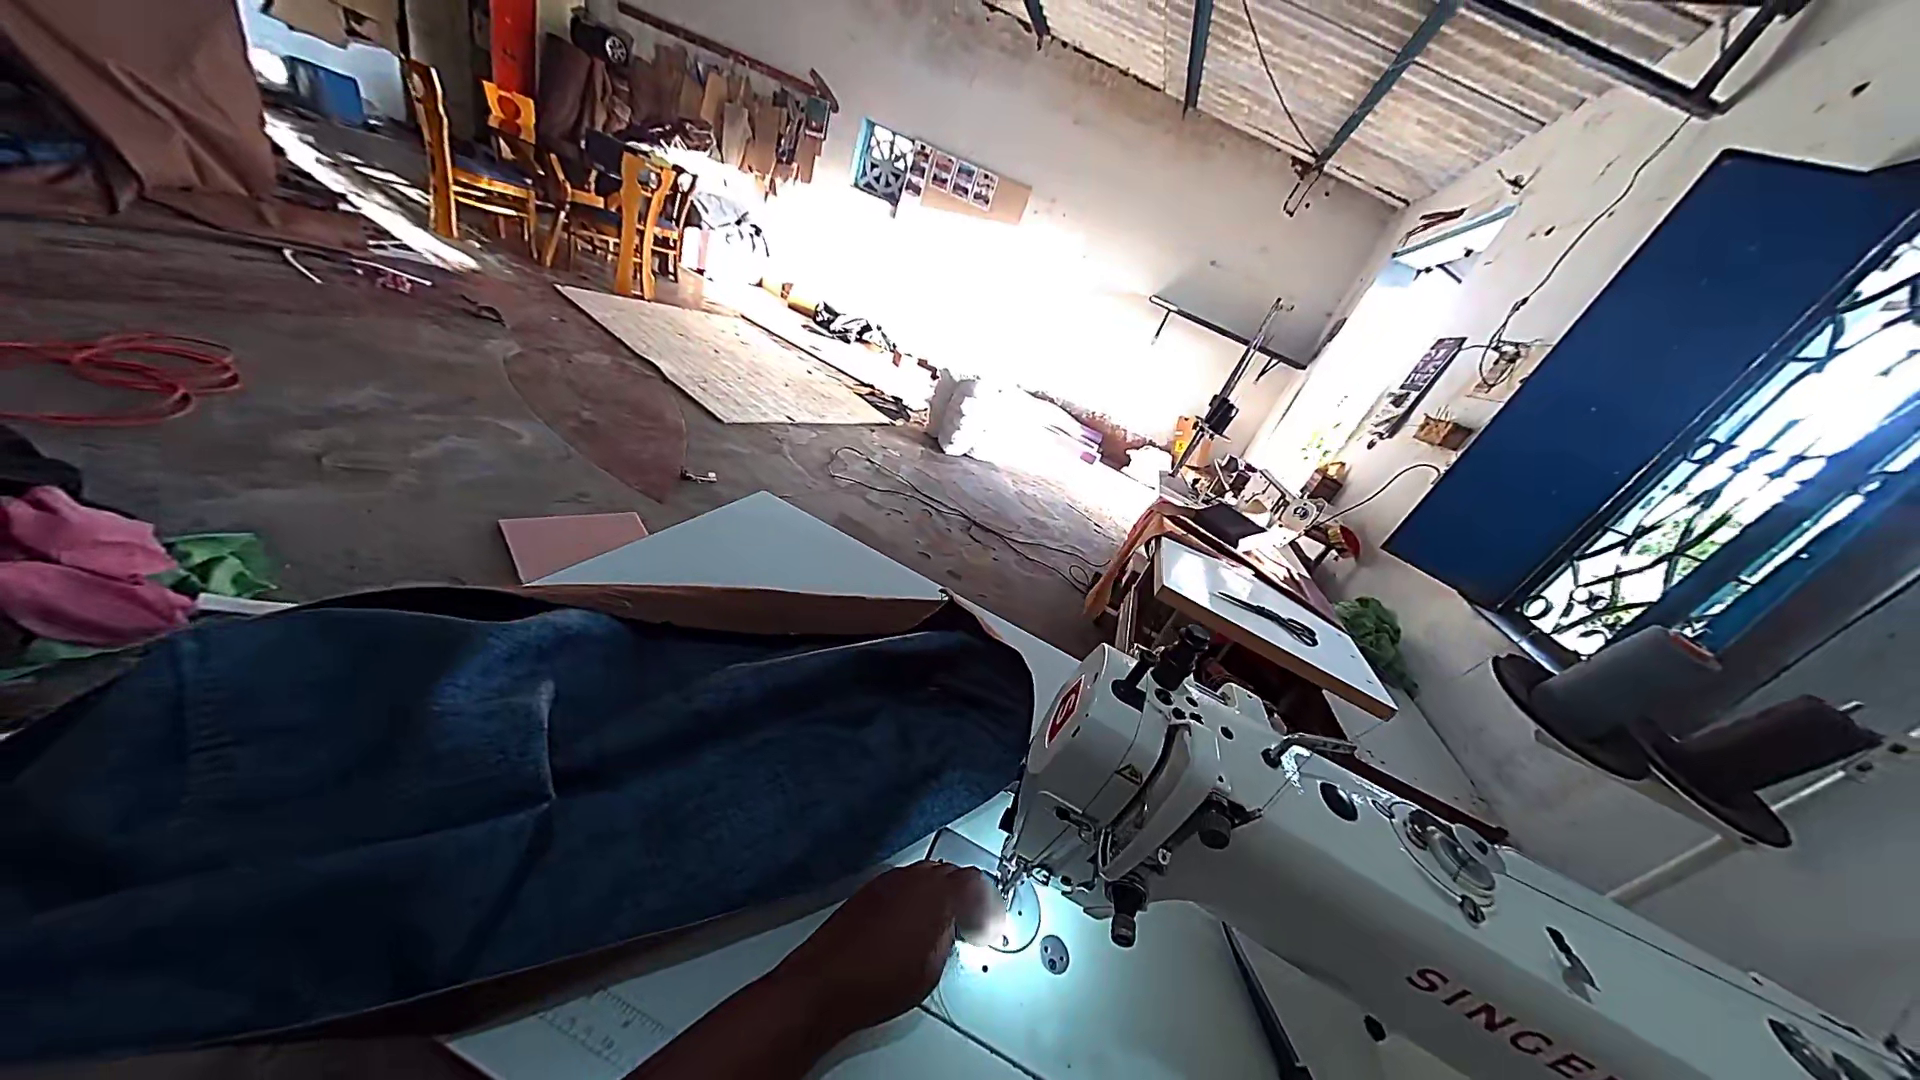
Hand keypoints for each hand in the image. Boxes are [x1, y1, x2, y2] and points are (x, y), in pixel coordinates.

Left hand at [769, 861, 1000, 1037]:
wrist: (826, 983)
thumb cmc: (876, 980)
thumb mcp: (933, 967)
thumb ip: (951, 936)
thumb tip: (953, 930)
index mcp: (938, 893)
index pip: (977, 883)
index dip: (989, 903)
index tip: (992, 919)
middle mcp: (915, 877)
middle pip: (954, 873)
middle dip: (968, 894)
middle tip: (975, 920)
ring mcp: (891, 879)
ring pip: (929, 874)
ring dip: (942, 892)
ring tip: (945, 922)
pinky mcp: (871, 888)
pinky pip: (906, 881)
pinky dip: (918, 894)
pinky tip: (915, 921)